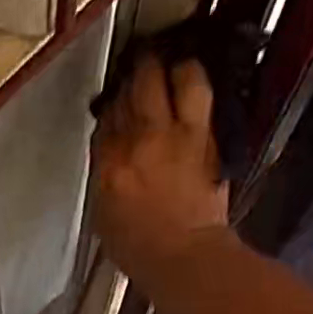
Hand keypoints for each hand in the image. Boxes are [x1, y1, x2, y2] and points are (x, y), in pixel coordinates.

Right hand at [93, 54, 230, 268]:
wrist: (182, 253)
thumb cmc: (136, 244)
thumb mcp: (104, 210)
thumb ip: (107, 172)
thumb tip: (111, 147)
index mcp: (111, 165)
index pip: (109, 118)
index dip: (112, 101)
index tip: (113, 95)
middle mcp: (143, 141)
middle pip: (140, 89)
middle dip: (139, 70)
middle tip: (139, 60)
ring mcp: (180, 136)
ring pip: (179, 81)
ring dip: (175, 66)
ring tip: (172, 62)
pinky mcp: (209, 138)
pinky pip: (202, 99)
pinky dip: (195, 85)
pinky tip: (192, 81)